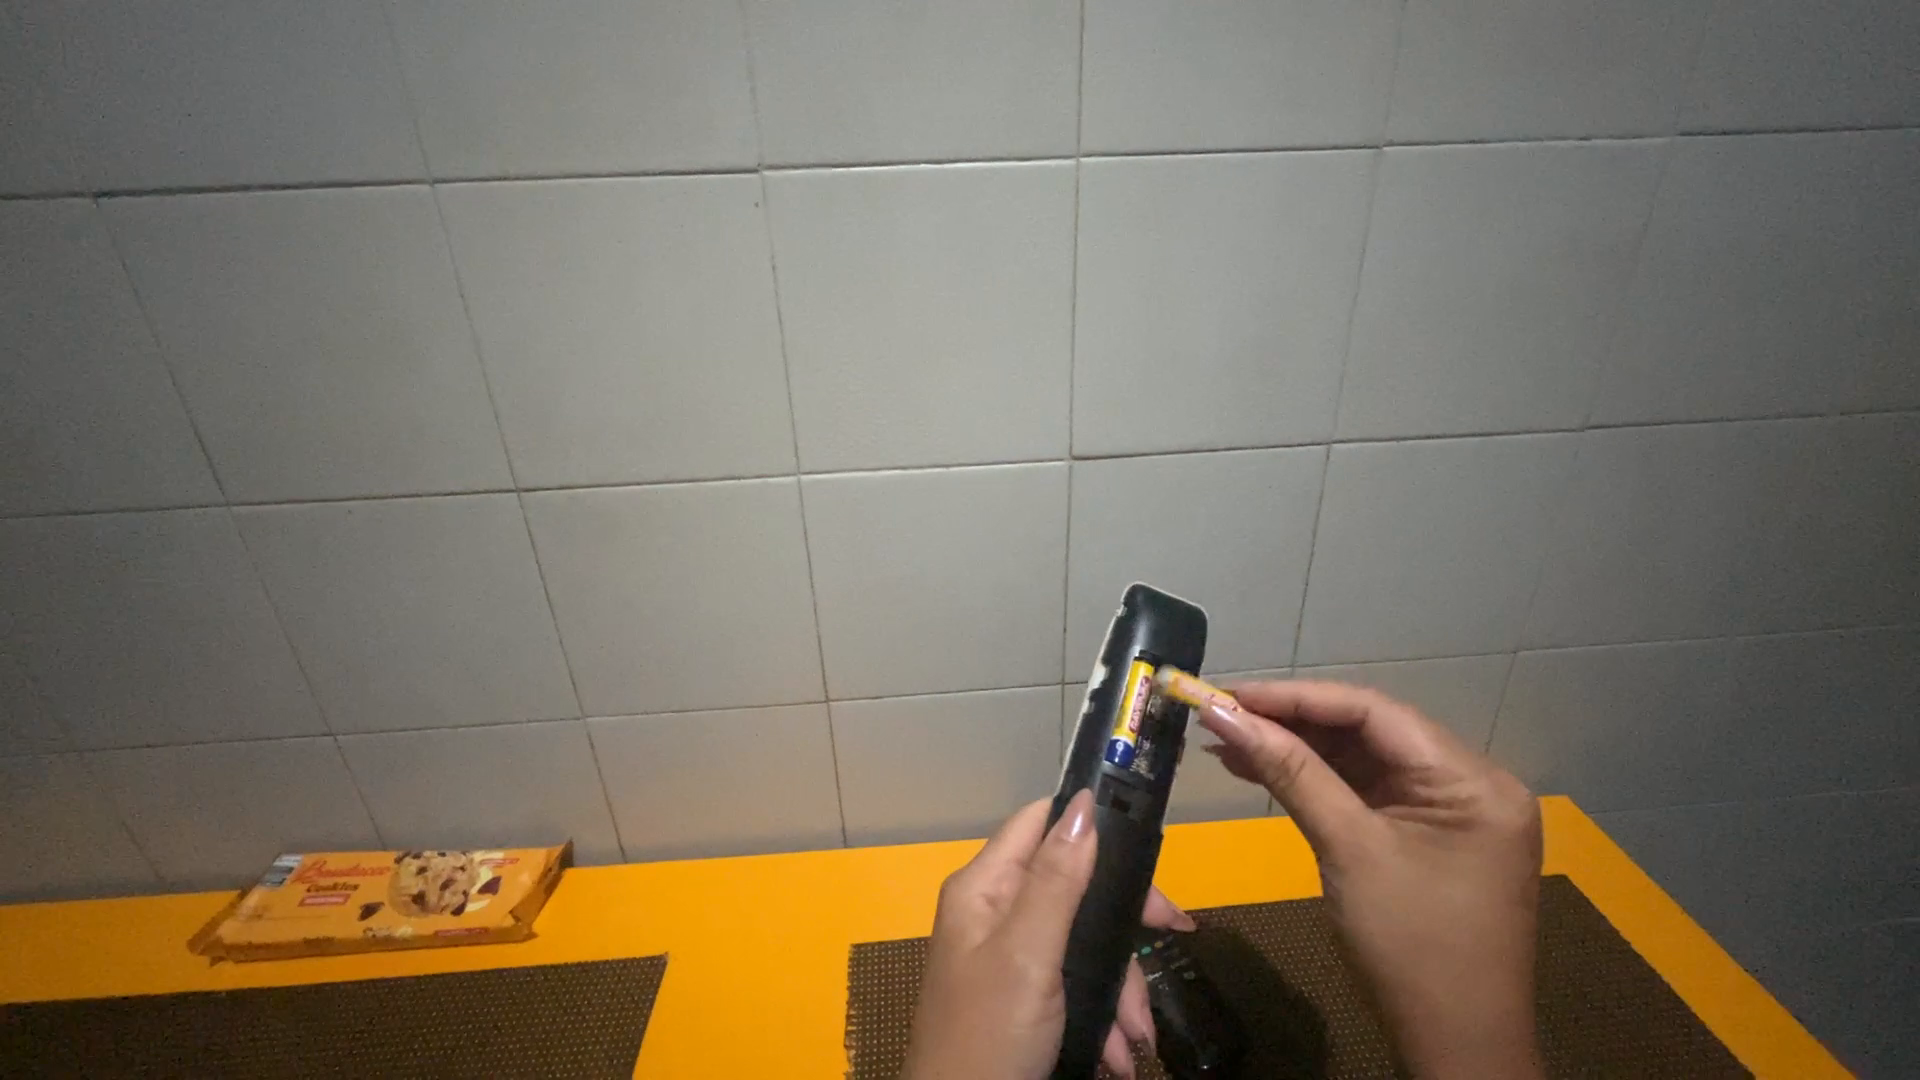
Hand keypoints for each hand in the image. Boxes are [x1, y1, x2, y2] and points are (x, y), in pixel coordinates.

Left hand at [902, 791, 1196, 1079]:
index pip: (1039, 823)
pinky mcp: (1028, 994)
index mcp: (985, 886)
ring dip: (1120, 984)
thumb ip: (1056, 879)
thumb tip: (1085, 803)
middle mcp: (997, 910)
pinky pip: (1078, 981)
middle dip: (1122, 921)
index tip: (1145, 846)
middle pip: (1074, 884)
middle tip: (1173, 931)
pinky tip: (1120, 1050)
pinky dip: (1105, 1013)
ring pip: (1085, 939)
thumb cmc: (990, 1034)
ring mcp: (1013, 954)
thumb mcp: (1027, 953)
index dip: (1089, 824)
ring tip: (1135, 1036)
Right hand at [1198, 680, 1543, 1079]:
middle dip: (1289, 721)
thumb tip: (1222, 712)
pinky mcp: (1420, 831)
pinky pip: (1359, 788)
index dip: (1296, 697)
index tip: (1231, 694)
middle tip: (1221, 713)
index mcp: (1471, 780)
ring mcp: (1444, 808)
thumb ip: (1288, 770)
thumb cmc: (1410, 946)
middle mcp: (1466, 782)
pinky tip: (1256, 768)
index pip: (1374, 712)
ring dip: (1292, 749)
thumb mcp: (1347, 847)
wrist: (1455, 1049)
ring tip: (1225, 740)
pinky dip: (1309, 779)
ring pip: (1356, 756)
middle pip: (1365, 730)